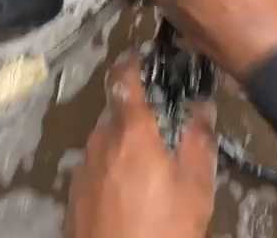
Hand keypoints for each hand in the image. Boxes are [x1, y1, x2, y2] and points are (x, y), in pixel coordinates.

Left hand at [66, 56, 216, 237]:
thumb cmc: (162, 230)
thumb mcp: (195, 191)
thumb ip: (199, 143)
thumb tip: (203, 109)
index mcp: (131, 131)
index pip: (124, 79)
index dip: (130, 63)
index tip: (139, 56)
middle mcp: (101, 140)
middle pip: (116, 114)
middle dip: (135, 119)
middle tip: (159, 137)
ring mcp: (82, 168)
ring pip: (104, 143)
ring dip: (121, 148)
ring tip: (145, 175)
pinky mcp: (72, 196)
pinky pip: (94, 170)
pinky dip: (109, 173)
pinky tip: (125, 198)